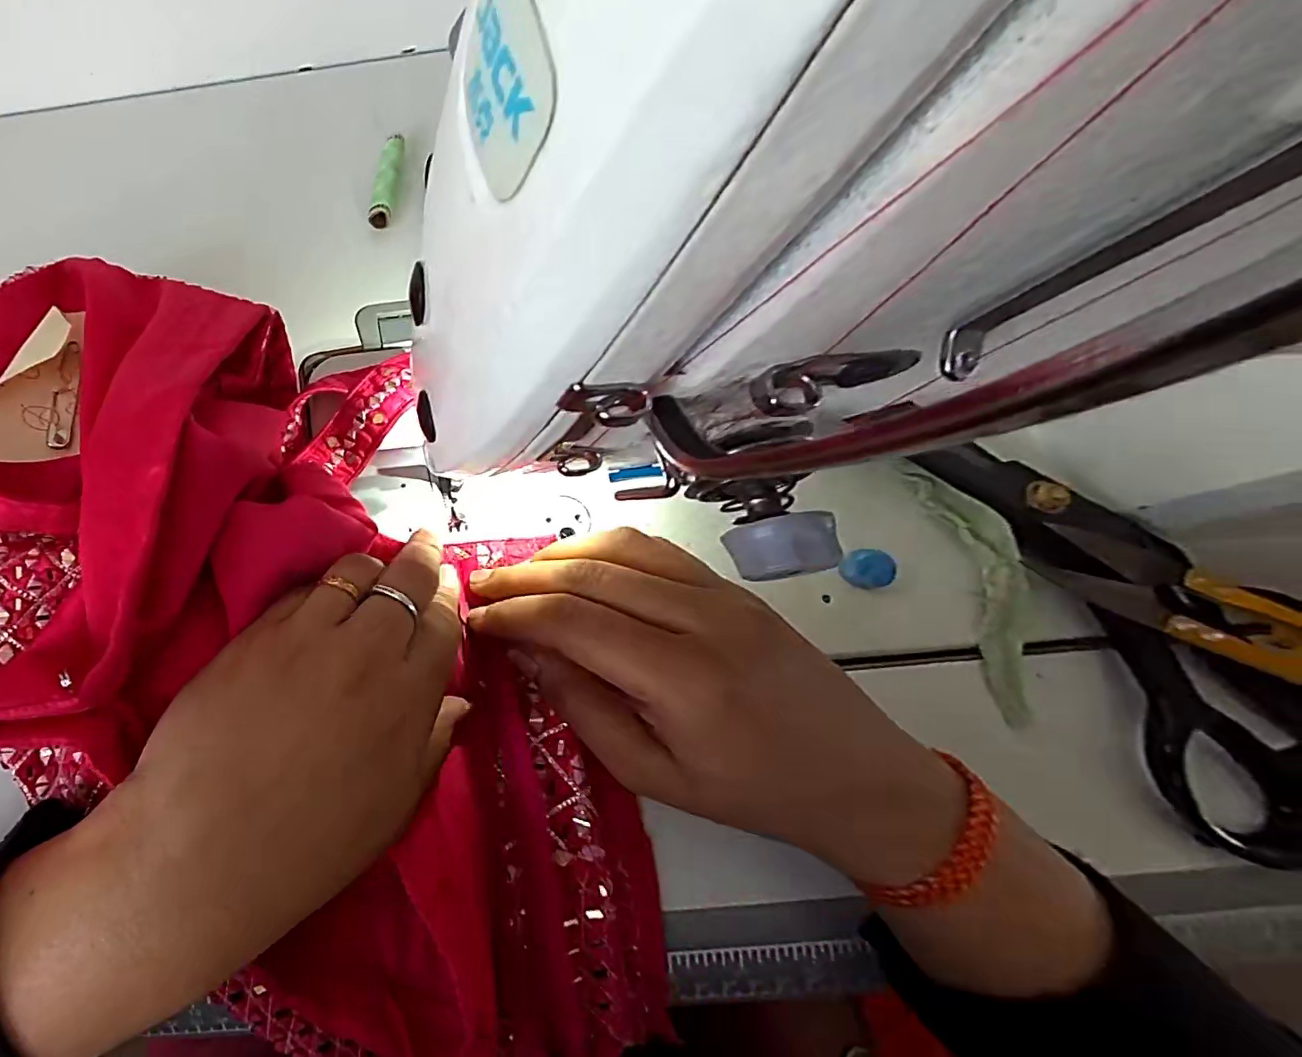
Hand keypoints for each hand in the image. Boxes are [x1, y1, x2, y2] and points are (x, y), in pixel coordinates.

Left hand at [116, 527, 469, 933]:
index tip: (449, 579)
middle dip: (421, 558)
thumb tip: (457, 704)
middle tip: (424, 544)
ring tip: (374, 564)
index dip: (448, 595)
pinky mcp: (258, 632)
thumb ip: (430, 745)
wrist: (208, 843)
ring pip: (351, 574)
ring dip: (371, 563)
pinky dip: (320, 584)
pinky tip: (320, 592)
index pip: (441, 624)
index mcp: (408, 698)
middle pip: (403, 583)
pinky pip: (300, 591)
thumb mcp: (392, 807)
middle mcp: (365, 653)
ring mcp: (307, 636)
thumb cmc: (312, 843)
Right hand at [465, 528, 964, 886]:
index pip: (571, 621)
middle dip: (521, 577)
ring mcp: (721, 593)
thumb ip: (582, 707)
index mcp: (681, 679)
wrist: (860, 776)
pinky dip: (601, 547)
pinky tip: (575, 563)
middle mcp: (701, 620)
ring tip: (519, 574)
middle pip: (588, 575)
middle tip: (479, 587)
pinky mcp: (730, 585)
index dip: (513, 614)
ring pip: (618, 547)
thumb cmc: (751, 791)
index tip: (476, 620)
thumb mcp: (651, 774)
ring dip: (557, 554)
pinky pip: (653, 548)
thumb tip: (528, 652)